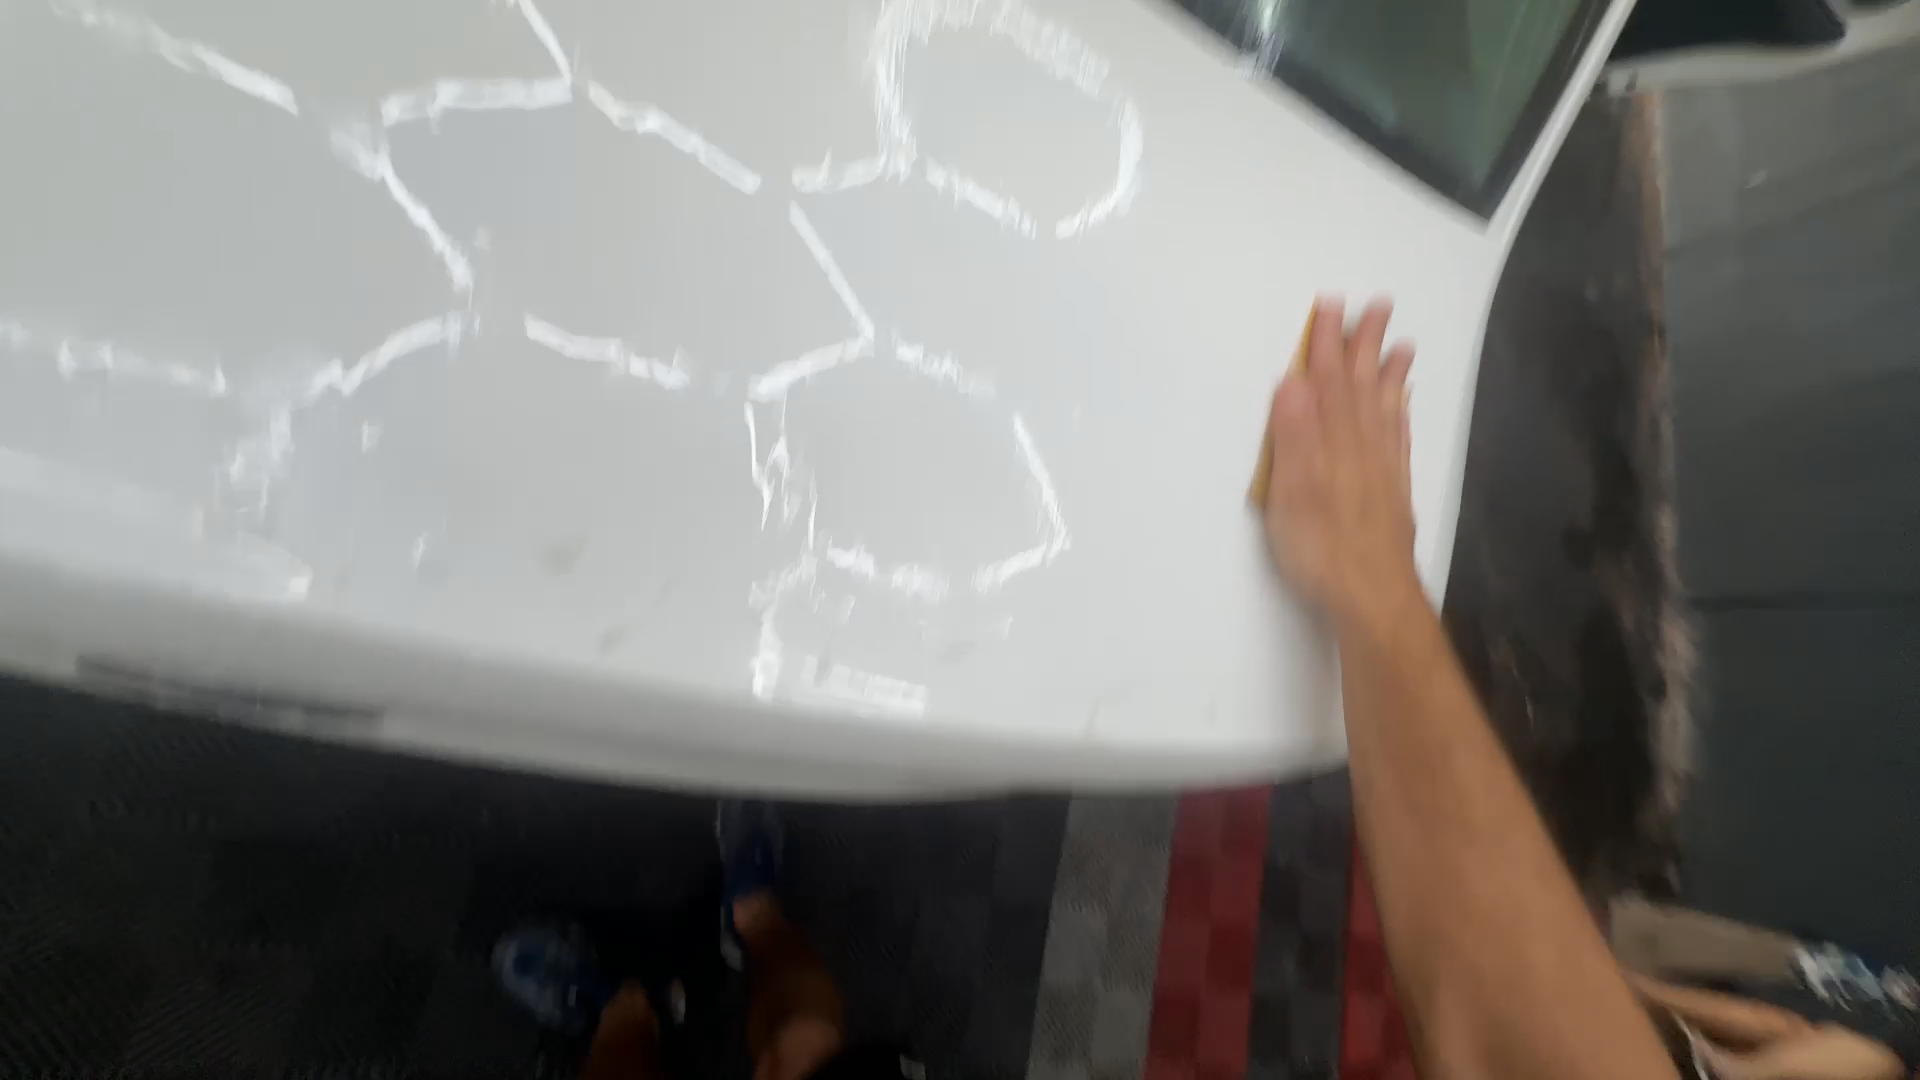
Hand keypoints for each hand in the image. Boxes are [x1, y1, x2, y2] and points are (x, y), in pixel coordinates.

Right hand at [1262, 296, 1421, 632]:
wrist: (1372, 594)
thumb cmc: (1319, 546)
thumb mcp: (1291, 492)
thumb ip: (1292, 436)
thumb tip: (1292, 382)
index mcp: (1330, 443)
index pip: (1327, 383)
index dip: (1327, 344)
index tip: (1330, 306)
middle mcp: (1362, 446)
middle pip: (1361, 387)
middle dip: (1364, 346)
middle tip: (1375, 305)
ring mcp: (1382, 467)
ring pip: (1385, 408)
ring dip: (1389, 373)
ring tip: (1399, 343)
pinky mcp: (1392, 489)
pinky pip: (1398, 438)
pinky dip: (1401, 413)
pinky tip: (1403, 404)